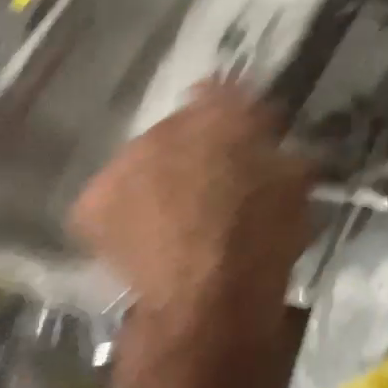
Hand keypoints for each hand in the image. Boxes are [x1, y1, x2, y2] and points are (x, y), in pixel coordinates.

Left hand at [70, 82, 313, 323]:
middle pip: (181, 124)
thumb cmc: (267, 233)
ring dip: (170, 167)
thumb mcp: (296, 179)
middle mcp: (157, 135)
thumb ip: (279, 143)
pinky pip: (121, 188)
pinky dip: (140, 195)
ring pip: (148, 156)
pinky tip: (161, 218)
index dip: (240, 105)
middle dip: (203, 139)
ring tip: (194, 196)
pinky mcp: (91, 206)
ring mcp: (116, 169)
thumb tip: (268, 126)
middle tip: (228, 164)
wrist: (209, 295)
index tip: (258, 121)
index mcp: (214, 122)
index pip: (221, 91)